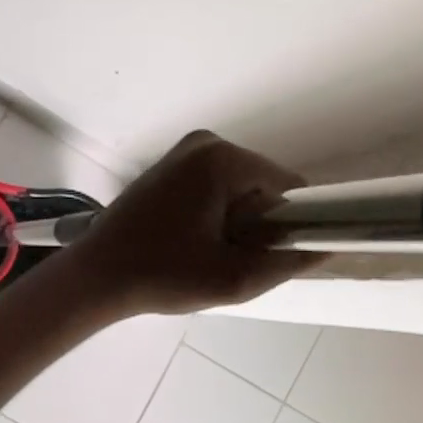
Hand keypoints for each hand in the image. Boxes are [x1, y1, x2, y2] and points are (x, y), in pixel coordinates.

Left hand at [62, 130, 323, 315]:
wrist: (95, 277)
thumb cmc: (161, 276)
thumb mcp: (233, 278)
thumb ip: (288, 261)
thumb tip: (327, 246)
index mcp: (222, 158)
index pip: (288, 188)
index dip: (287, 226)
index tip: (262, 257)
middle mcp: (204, 144)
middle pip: (262, 188)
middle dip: (255, 226)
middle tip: (222, 260)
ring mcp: (181, 154)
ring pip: (238, 193)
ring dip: (232, 225)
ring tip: (201, 254)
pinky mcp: (166, 171)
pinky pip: (212, 191)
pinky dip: (211, 218)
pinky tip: (187, 245)